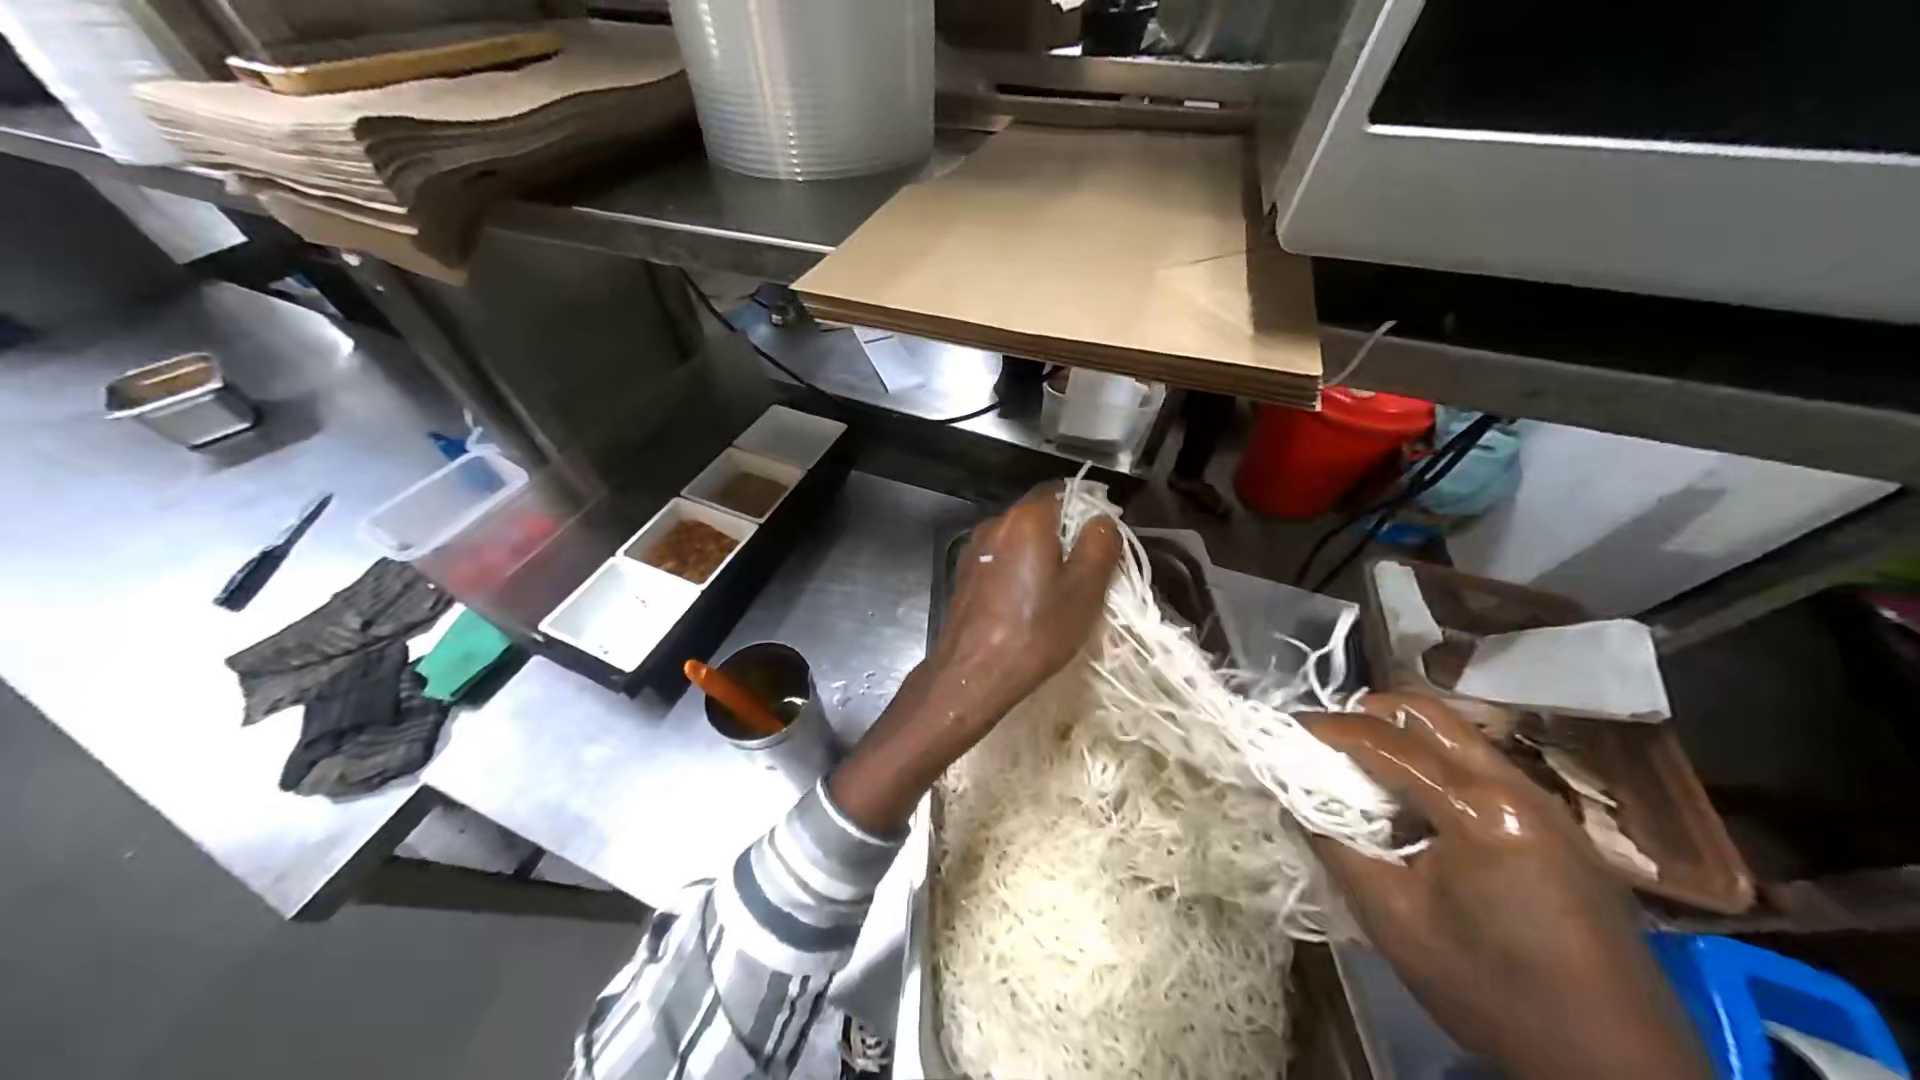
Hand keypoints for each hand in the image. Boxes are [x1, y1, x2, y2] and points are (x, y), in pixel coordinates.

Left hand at [829, 484, 1119, 833]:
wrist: (973, 673)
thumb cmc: (1035, 630)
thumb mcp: (1084, 589)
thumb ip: (1099, 544)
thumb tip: (1101, 519)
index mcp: (1025, 518)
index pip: (1061, 489)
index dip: (1087, 507)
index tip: (1103, 538)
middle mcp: (995, 523)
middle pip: (1040, 514)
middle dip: (1066, 534)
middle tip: (1089, 569)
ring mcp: (975, 550)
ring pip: (1020, 539)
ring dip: (1043, 555)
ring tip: (1062, 591)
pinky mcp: (966, 575)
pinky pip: (1002, 560)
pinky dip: (1021, 571)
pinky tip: (1031, 603)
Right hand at [1301, 693, 1710, 1079]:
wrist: (1614, 1064)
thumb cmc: (1490, 989)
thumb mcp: (1391, 917)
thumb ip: (1335, 844)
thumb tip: (1294, 796)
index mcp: (1479, 809)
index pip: (1384, 742)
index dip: (1327, 727)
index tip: (1287, 726)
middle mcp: (1517, 788)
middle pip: (1429, 716)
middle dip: (1368, 714)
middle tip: (1326, 738)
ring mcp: (1546, 805)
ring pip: (1458, 738)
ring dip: (1402, 740)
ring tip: (1361, 770)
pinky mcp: (1559, 827)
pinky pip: (1481, 768)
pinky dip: (1434, 767)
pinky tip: (1415, 809)